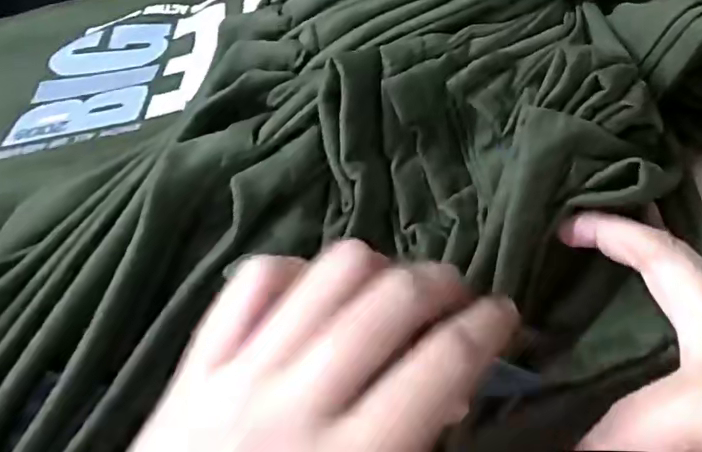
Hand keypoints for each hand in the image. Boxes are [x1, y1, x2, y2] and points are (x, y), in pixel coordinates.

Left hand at [133, 239, 519, 451]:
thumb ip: (420, 448)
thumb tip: (456, 391)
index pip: (443, 362)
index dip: (489, 326)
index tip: (507, 314)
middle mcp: (294, 405)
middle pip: (394, 298)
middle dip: (446, 283)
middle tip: (462, 296)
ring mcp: (238, 375)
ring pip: (331, 270)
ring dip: (379, 267)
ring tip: (394, 290)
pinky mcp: (194, 366)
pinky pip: (254, 280)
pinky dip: (294, 273)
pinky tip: (312, 297)